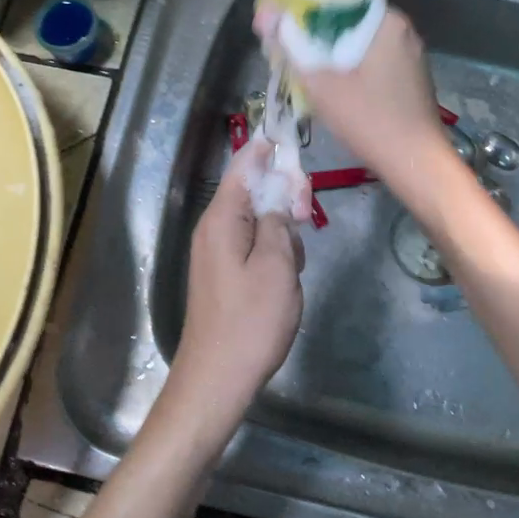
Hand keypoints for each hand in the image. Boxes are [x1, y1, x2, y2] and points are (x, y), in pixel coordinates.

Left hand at [171, 138, 302, 407]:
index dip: (268, 148)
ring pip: (256, 222)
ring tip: (294, 266)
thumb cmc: (250, 321)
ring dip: (281, 233)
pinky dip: (273, 253)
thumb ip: (279, 221)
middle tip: (306, 215)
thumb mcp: (277, 266)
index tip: (293, 137)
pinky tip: (285, 281)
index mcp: (221, 218)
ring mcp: (215, 253)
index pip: (244, 164)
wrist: (216, 380)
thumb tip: (279, 191)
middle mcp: (213, 228)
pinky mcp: (222, 274)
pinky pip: (251, 246)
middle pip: (252, 191)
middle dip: (283, 198)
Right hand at [271, 8, 450, 180]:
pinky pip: (372, 58)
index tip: (279, 20)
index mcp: (385, 22)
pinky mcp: (410, 76)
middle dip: (313, 30)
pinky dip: (348, 64)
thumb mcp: (320, 83)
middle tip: (284, 44)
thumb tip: (265, 15)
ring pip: (359, 41)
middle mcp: (402, 30)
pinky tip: (330, 82)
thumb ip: (290, 46)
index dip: (303, 5)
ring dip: (329, 49)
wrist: (416, 164)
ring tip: (300, 64)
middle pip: (347, 19)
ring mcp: (410, 54)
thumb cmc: (369, 120)